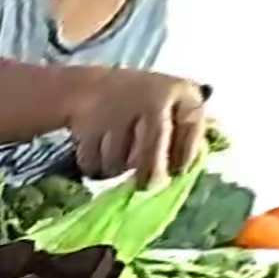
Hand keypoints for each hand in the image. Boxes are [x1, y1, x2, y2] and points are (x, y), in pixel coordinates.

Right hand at [66, 67, 206, 188]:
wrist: (91, 90)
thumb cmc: (137, 100)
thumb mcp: (167, 103)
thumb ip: (178, 126)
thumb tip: (179, 165)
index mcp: (179, 94)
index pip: (190, 126)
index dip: (185, 151)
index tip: (179, 172)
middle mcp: (150, 102)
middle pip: (152, 145)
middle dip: (149, 170)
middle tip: (146, 187)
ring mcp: (116, 115)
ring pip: (118, 157)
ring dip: (115, 169)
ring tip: (115, 169)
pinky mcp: (89, 130)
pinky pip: (92, 160)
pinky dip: (93, 168)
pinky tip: (97, 165)